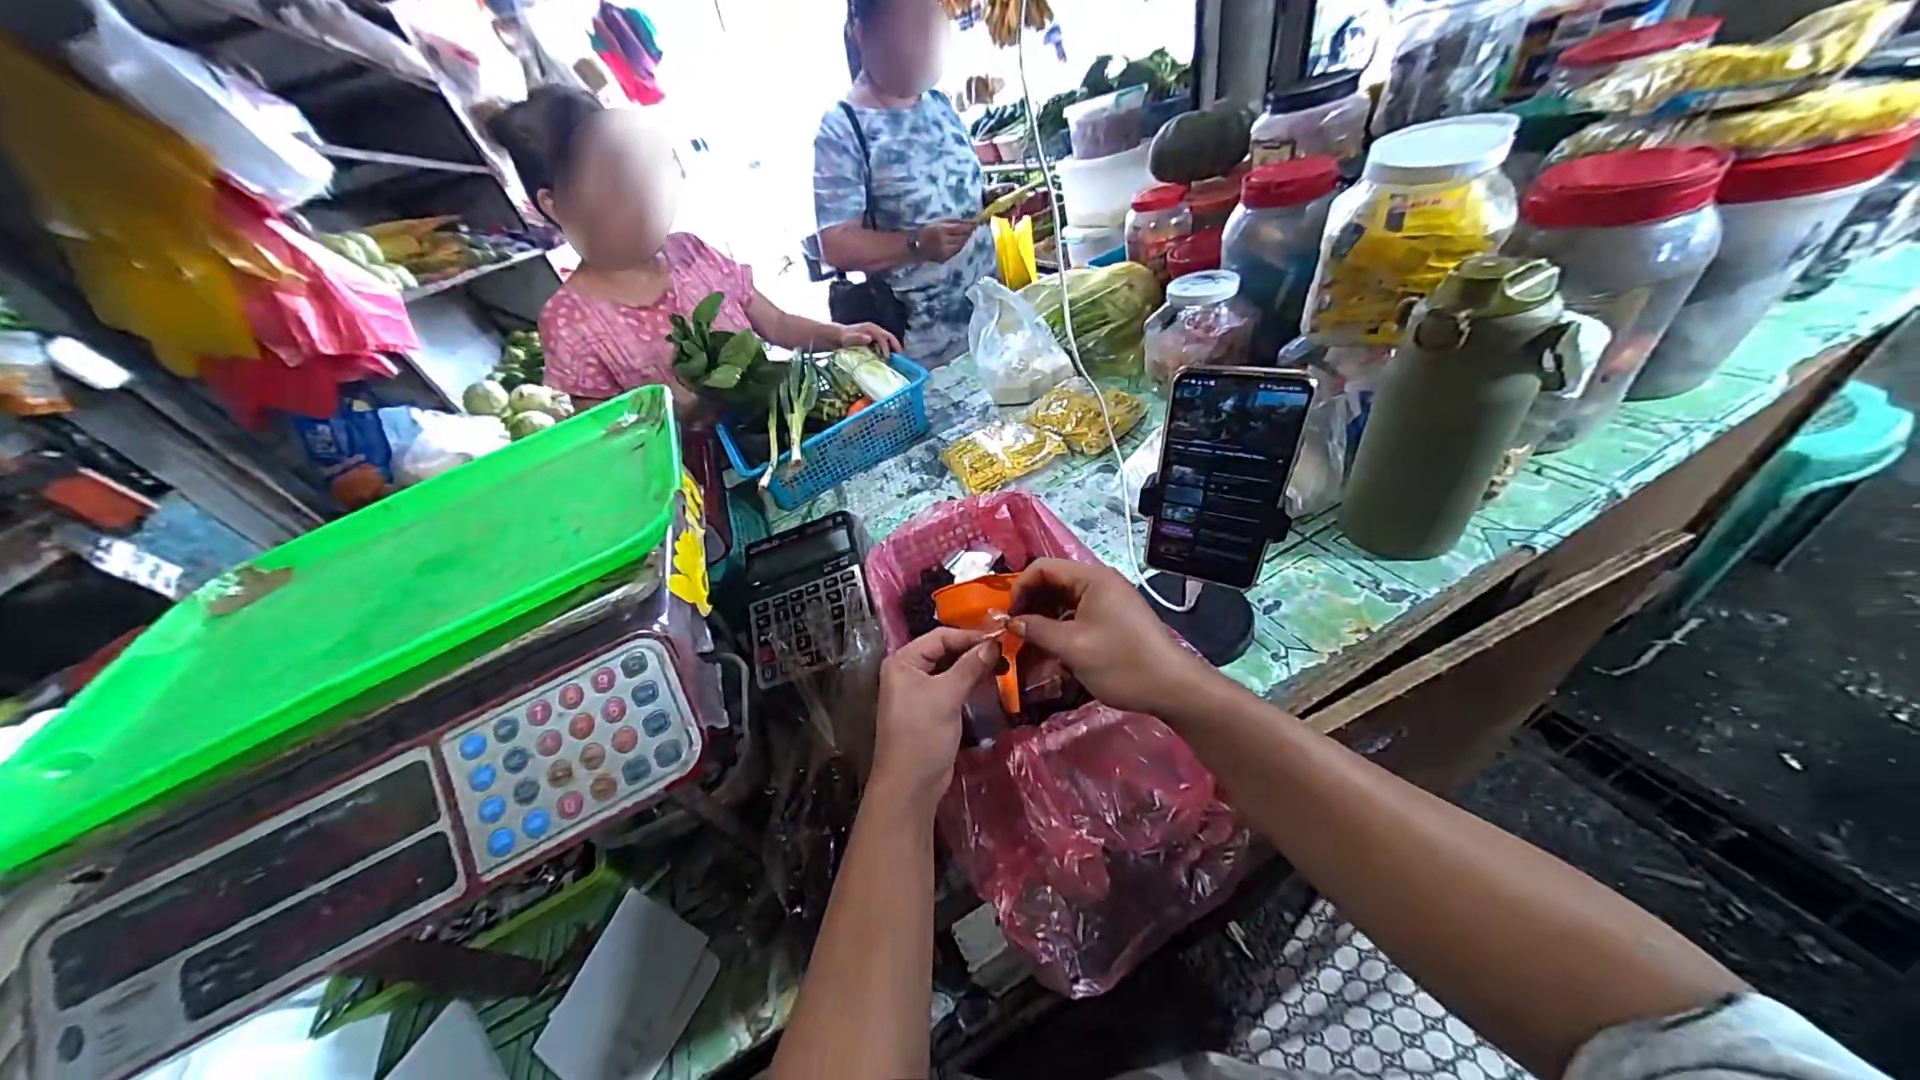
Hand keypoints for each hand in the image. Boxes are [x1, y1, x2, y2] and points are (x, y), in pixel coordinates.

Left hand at [834, 321, 902, 355]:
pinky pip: (885, 341)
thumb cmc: (844, 338)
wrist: (840, 335)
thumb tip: (869, 338)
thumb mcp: (849, 339)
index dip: (886, 348)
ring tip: (897, 357)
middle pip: (889, 336)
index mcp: (871, 329)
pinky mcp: (874, 337)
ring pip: (888, 338)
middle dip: (896, 345)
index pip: (883, 338)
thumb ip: (858, 338)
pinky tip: (890, 355)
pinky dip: (889, 347)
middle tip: (900, 356)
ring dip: (894, 346)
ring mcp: (875, 332)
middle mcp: (875, 329)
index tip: (886, 358)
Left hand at [872, 627, 997, 811]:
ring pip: (950, 669)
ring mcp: (919, 690)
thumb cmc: (922, 734)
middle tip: (1005, 651)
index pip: (939, 637)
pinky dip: (970, 682)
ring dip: (974, 666)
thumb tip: (994, 643)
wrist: (910, 785)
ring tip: (1003, 665)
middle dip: (973, 651)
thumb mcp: (947, 696)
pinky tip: (991, 680)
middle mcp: (908, 671)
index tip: (1000, 639)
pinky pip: (952, 686)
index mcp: (902, 661)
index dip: (969, 636)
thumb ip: (970, 666)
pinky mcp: (931, 708)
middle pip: (945, 651)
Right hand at [913, 221, 977, 263]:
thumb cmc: (926, 231)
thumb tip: (967, 221)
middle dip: (968, 233)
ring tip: (965, 236)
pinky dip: (959, 247)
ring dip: (964, 240)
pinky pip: (955, 252)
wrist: (914, 246)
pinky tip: (959, 244)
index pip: (960, 228)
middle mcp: (944, 241)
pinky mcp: (944, 258)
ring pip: (960, 246)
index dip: (969, 226)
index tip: (974, 223)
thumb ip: (952, 222)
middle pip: (962, 238)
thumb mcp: (937, 222)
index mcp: (941, 230)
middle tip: (972, 229)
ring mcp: (944, 251)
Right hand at [1009, 558, 1214, 717]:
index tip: (1008, 616)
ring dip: (1043, 617)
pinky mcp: (1113, 618)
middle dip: (1030, 603)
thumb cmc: (1121, 662)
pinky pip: (1077, 614)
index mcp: (1092, 578)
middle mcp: (1100, 582)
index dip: (1020, 588)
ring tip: (1029, 642)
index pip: (1043, 568)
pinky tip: (1051, 647)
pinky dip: (1060, 626)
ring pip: (1063, 600)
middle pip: (1053, 582)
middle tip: (1015, 631)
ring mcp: (1108, 600)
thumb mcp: (1072, 647)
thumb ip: (1037, 629)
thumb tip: (1010, 622)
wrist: (1172, 687)